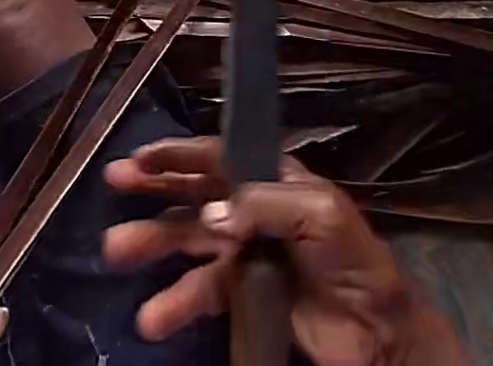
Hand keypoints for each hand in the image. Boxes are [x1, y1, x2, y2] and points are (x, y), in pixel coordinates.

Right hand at [103, 137, 468, 365]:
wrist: (379, 337)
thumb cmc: (350, 260)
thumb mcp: (318, 214)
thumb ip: (261, 205)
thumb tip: (208, 216)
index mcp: (269, 176)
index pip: (214, 156)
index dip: (176, 154)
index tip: (139, 156)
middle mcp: (248, 206)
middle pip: (191, 191)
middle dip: (151, 186)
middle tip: (113, 183)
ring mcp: (242, 249)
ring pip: (186, 238)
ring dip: (151, 242)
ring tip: (116, 250)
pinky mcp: (241, 292)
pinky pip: (199, 290)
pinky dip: (174, 302)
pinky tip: (152, 317)